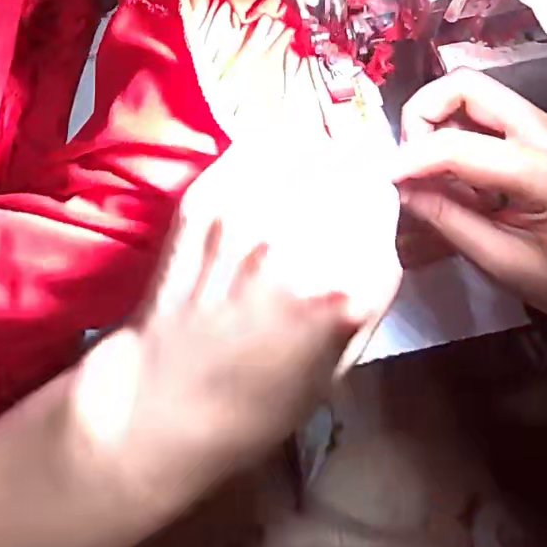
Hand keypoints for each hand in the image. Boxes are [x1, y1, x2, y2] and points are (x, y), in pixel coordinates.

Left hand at [69, 137, 400, 518]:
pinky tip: (259, 186)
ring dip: (306, 162)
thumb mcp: (346, 355)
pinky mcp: (206, 197)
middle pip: (346, 165)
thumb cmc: (262, 398)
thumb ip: (371, 280)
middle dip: (343, 180)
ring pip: (303, 148)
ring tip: (290, 193)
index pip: (381, 196)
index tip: (359, 210)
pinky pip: (256, 147)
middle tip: (324, 203)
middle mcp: (303, 241)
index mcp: (347, 287)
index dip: (371, 203)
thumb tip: (374, 220)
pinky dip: (266, 157)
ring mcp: (250, 213)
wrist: (164, 399)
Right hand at [390, 69, 546, 339]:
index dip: (412, 158)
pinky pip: (485, 111)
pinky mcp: (542, 129)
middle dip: (422, 114)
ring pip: (473, 92)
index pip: (461, 145)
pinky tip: (458, 173)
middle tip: (410, 162)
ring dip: (438, 121)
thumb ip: (449, 220)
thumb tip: (399, 189)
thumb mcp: (506, 264)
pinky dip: (456, 131)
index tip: (384, 178)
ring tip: (432, 171)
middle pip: (466, 86)